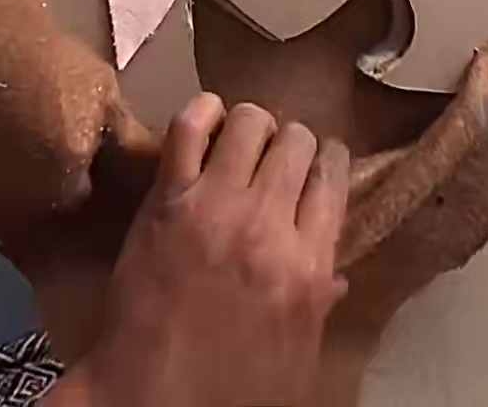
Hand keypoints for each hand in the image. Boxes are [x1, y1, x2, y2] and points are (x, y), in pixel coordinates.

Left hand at [47, 94, 349, 406]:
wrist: (149, 405)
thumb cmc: (231, 392)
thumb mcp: (297, 360)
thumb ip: (319, 303)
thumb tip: (338, 268)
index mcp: (307, 265)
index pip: (331, 178)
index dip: (329, 158)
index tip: (320, 159)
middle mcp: (266, 222)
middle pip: (295, 140)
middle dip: (292, 140)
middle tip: (276, 155)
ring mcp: (214, 203)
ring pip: (249, 121)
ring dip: (252, 124)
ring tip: (243, 141)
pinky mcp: (168, 196)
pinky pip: (188, 126)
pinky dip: (202, 111)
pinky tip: (207, 120)